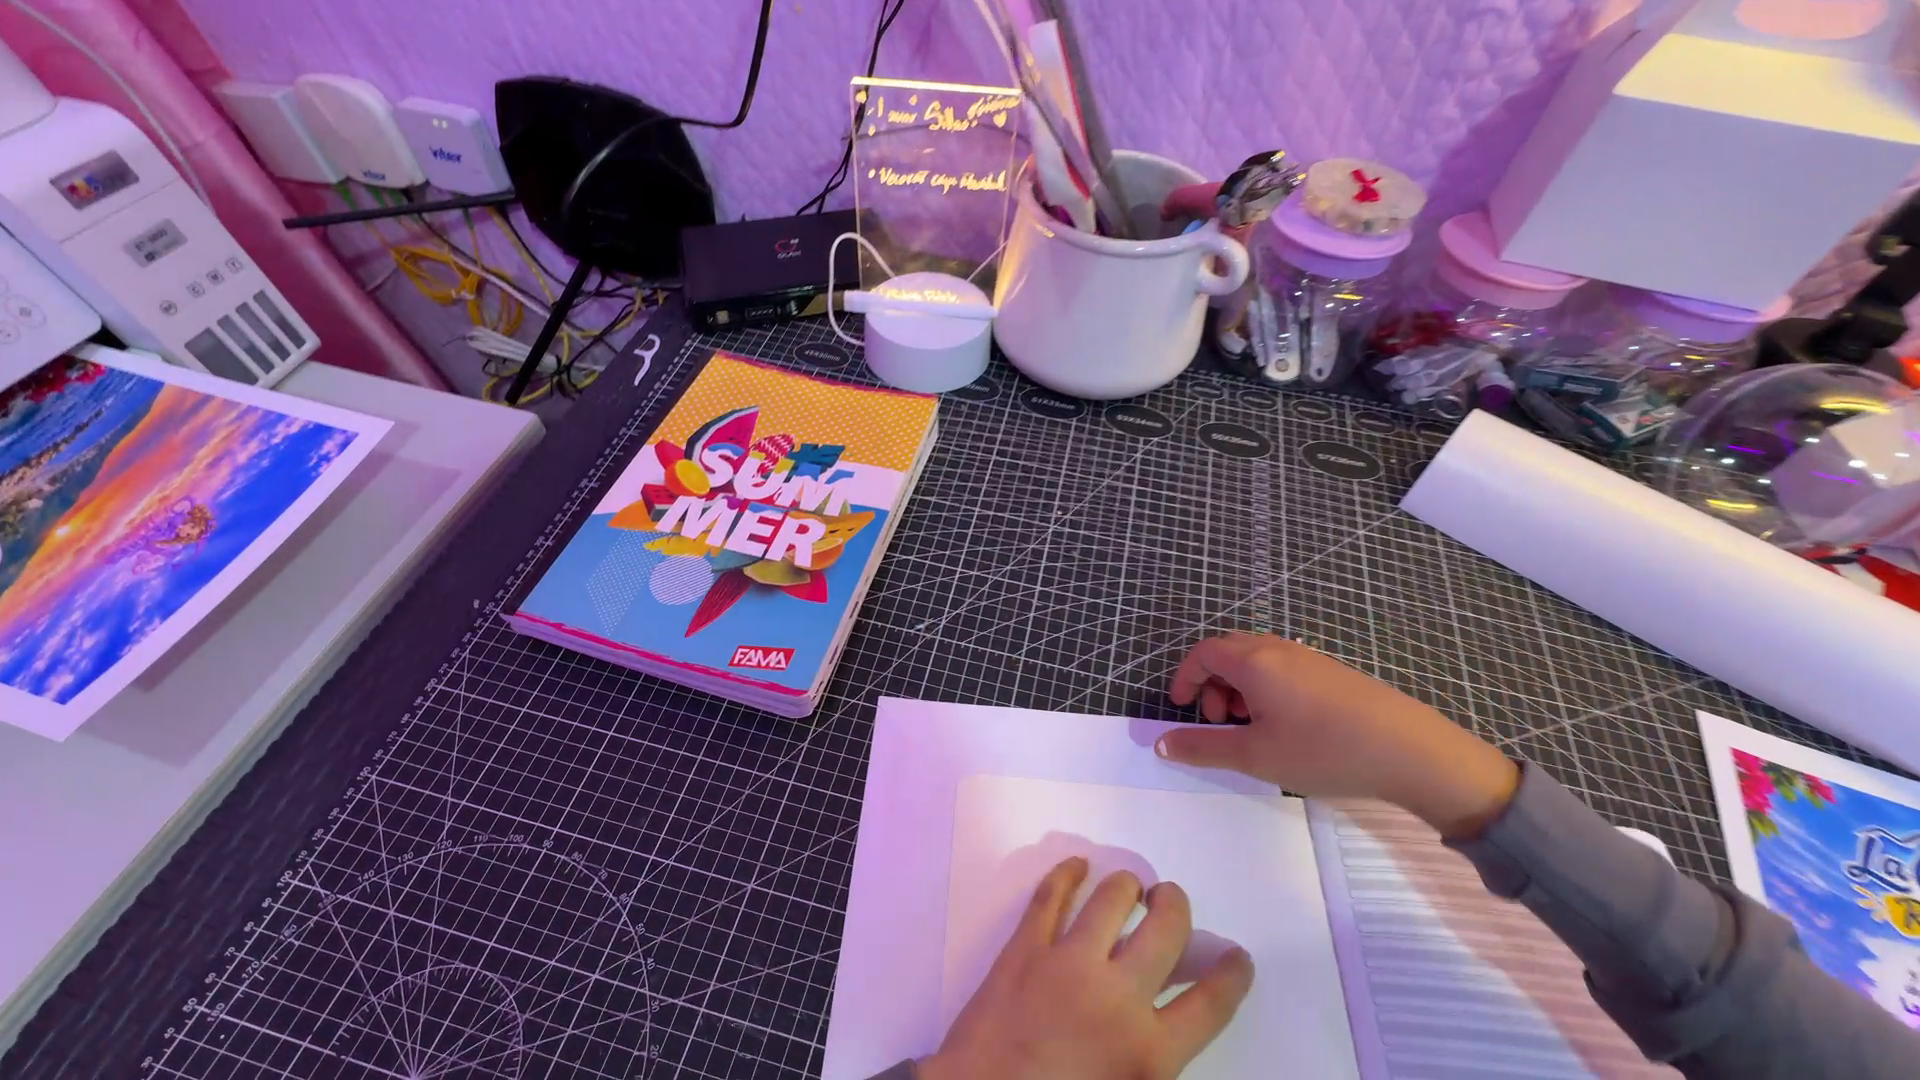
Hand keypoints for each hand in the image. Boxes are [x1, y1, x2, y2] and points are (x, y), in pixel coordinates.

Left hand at [920, 858, 1253, 1079]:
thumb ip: (1152, 1054)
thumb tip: (1166, 1022)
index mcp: (1150, 1052)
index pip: (1210, 1004)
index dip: (1230, 975)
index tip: (1236, 954)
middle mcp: (1118, 997)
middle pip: (1166, 930)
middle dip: (1175, 906)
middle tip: (1169, 900)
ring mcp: (1069, 964)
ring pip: (1111, 900)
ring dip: (1126, 886)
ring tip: (1130, 885)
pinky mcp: (1025, 948)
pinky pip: (1050, 898)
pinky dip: (1066, 875)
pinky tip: (1077, 866)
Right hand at [1156, 634, 1519, 838]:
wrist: (1410, 751)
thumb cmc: (1323, 750)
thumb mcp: (1254, 756)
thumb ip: (1203, 748)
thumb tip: (1161, 743)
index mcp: (1253, 661)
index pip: (1203, 652)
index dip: (1185, 677)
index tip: (1182, 708)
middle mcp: (1278, 649)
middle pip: (1228, 650)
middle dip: (1211, 682)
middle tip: (1217, 721)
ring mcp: (1309, 657)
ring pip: (1257, 658)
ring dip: (1239, 686)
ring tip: (1251, 727)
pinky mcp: (1332, 671)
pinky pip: (1282, 667)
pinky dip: (1266, 687)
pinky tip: (1286, 725)